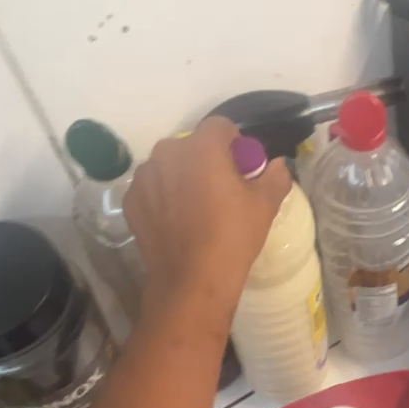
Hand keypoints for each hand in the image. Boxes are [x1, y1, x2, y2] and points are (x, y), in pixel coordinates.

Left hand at [123, 116, 291, 325]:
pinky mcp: (131, 201)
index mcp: (201, 148)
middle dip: (206, 161)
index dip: (235, 143)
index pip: (221, 126)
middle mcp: (167, 153)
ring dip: (183, 178)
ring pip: (169, 166)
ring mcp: (144, 177)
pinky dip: (164, 198)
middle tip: (221, 192)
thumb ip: (275, 177)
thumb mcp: (265, 207)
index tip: (242, 167)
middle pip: (191, 146)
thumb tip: (277, 165)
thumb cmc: (233, 238)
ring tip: (196, 210)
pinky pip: (152, 189)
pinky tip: (177, 223)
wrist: (192, 280)